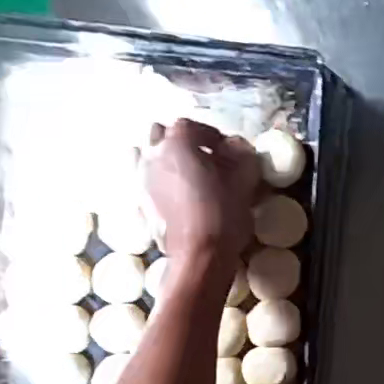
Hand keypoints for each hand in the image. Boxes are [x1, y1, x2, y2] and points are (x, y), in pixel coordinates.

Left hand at [144, 119, 260, 271]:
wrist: (198, 257)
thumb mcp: (243, 184)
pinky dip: (161, 181)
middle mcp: (153, 153)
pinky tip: (178, 196)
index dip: (212, 136)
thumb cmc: (223, 216)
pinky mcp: (140, 201)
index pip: (193, 126)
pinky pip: (148, 180)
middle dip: (183, 142)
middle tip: (205, 160)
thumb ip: (242, 157)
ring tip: (190, 178)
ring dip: (169, 160)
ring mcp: (142, 177)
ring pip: (151, 156)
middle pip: (164, 134)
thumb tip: (238, 146)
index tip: (227, 151)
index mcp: (178, 142)